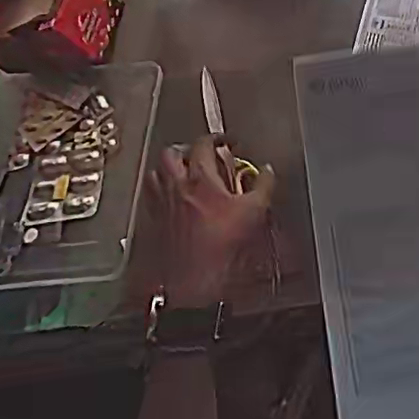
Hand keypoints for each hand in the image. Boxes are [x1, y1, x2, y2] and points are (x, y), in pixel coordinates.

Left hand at [147, 135, 275, 304]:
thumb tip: (267, 172)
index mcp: (201, 178)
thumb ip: (263, 186)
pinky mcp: (154, 220)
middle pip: (172, 152)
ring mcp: (161, 202)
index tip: (227, 142)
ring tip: (185, 170)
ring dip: (170, 166)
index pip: (203, 144)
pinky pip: (151, 193)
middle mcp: (176, 186)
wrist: (192, 280)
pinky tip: (172, 196)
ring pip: (157, 171)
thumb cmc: (220, 246)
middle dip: (188, 148)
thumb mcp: (254, 212)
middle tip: (202, 152)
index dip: (217, 138)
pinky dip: (160, 187)